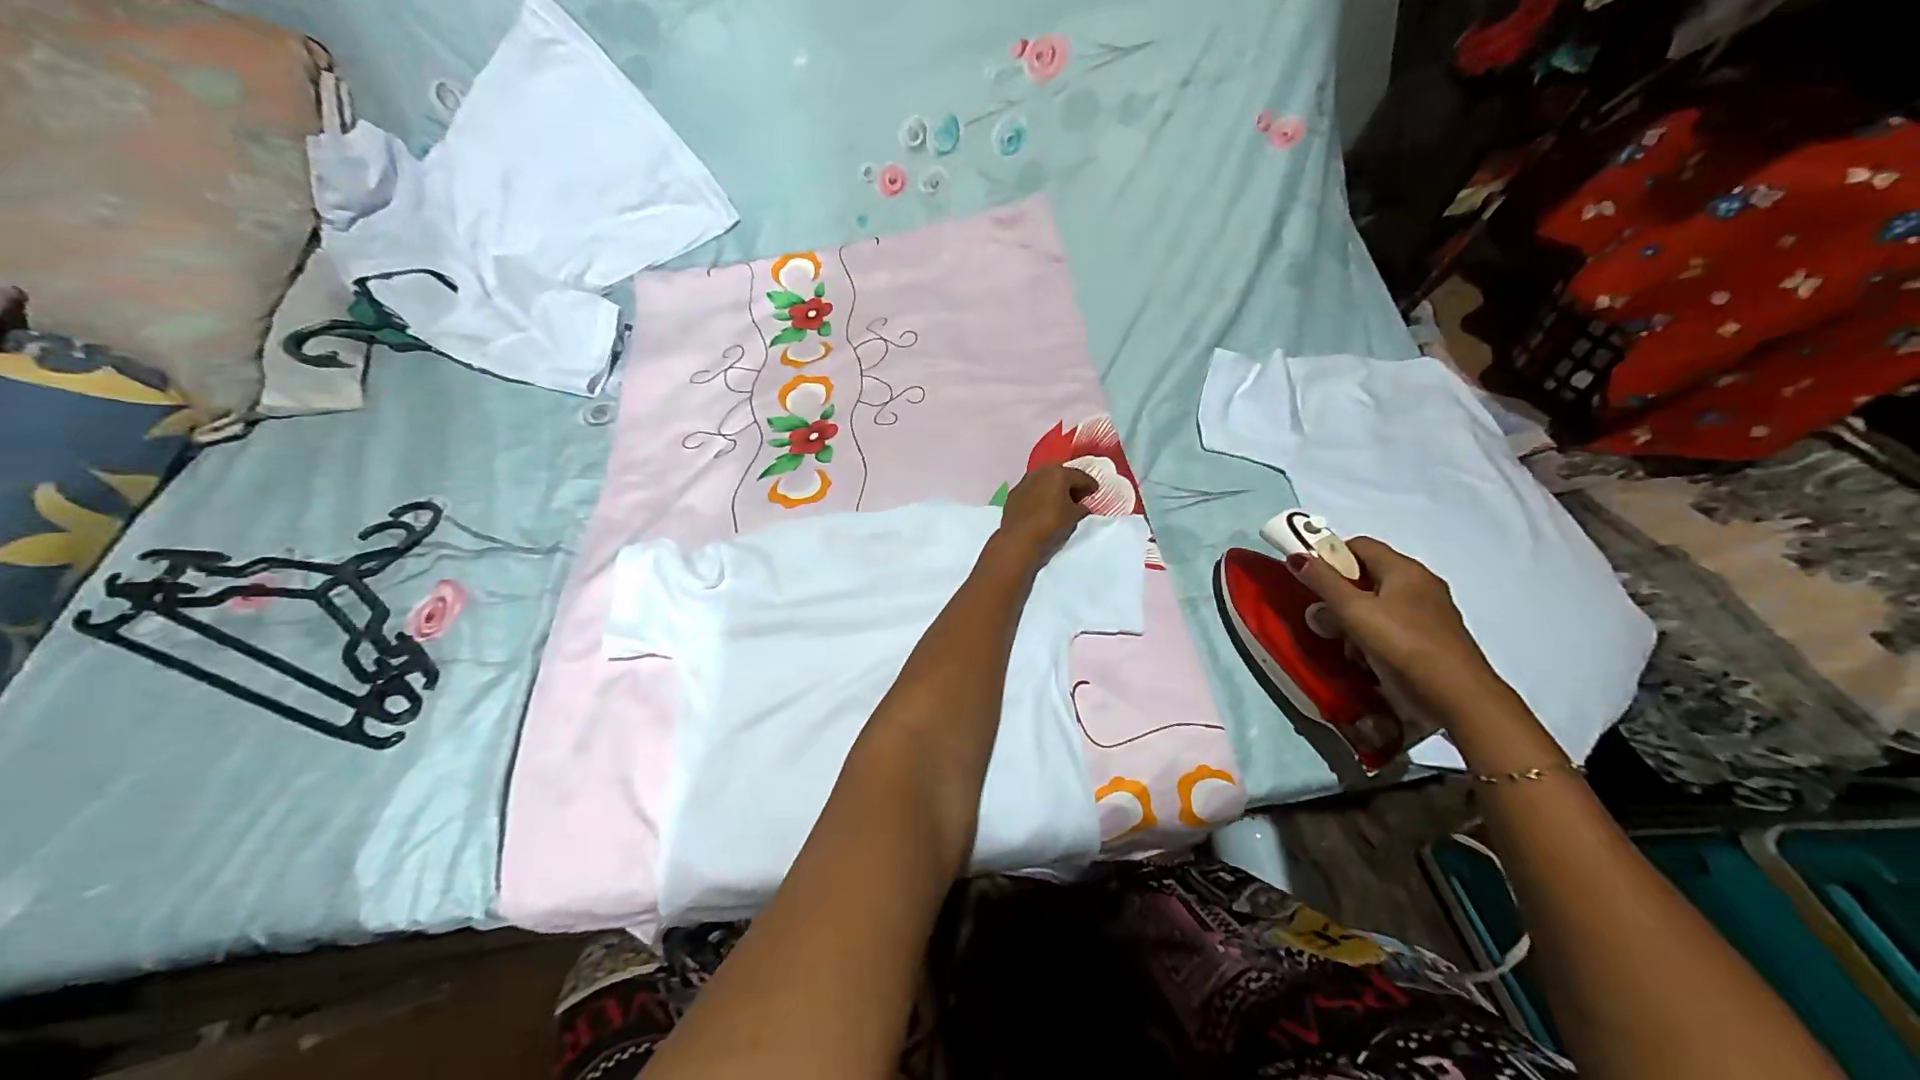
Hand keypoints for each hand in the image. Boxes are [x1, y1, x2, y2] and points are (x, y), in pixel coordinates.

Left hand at [995, 466, 1095, 564]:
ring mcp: (1024, 482)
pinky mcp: (1013, 495)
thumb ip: (1081, 508)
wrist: (1019, 540)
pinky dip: (1039, 496)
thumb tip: (1081, 506)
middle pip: (1060, 476)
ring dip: (1052, 489)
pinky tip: (1042, 507)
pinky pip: (1032, 492)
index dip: (1090, 485)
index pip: (1080, 477)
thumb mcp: (1074, 517)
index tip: (1095, 491)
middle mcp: (1040, 472)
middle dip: (1070, 484)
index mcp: (1058, 474)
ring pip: (1044, 482)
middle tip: (1078, 495)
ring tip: (1060, 501)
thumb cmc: (1051, 525)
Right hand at [1285, 537, 1507, 721]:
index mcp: (1405, 570)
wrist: (1458, 697)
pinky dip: (1372, 638)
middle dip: (1339, 596)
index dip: (1330, 555)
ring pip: (1377, 605)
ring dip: (1354, 622)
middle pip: (1367, 577)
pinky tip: (1366, 659)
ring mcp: (1428, 614)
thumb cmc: (1403, 645)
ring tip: (1346, 645)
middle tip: (1324, 618)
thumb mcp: (1354, 612)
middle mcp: (1420, 585)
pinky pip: (1391, 628)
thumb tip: (1296, 556)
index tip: (1309, 578)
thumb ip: (1324, 583)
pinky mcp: (1430, 640)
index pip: (1360, 545)